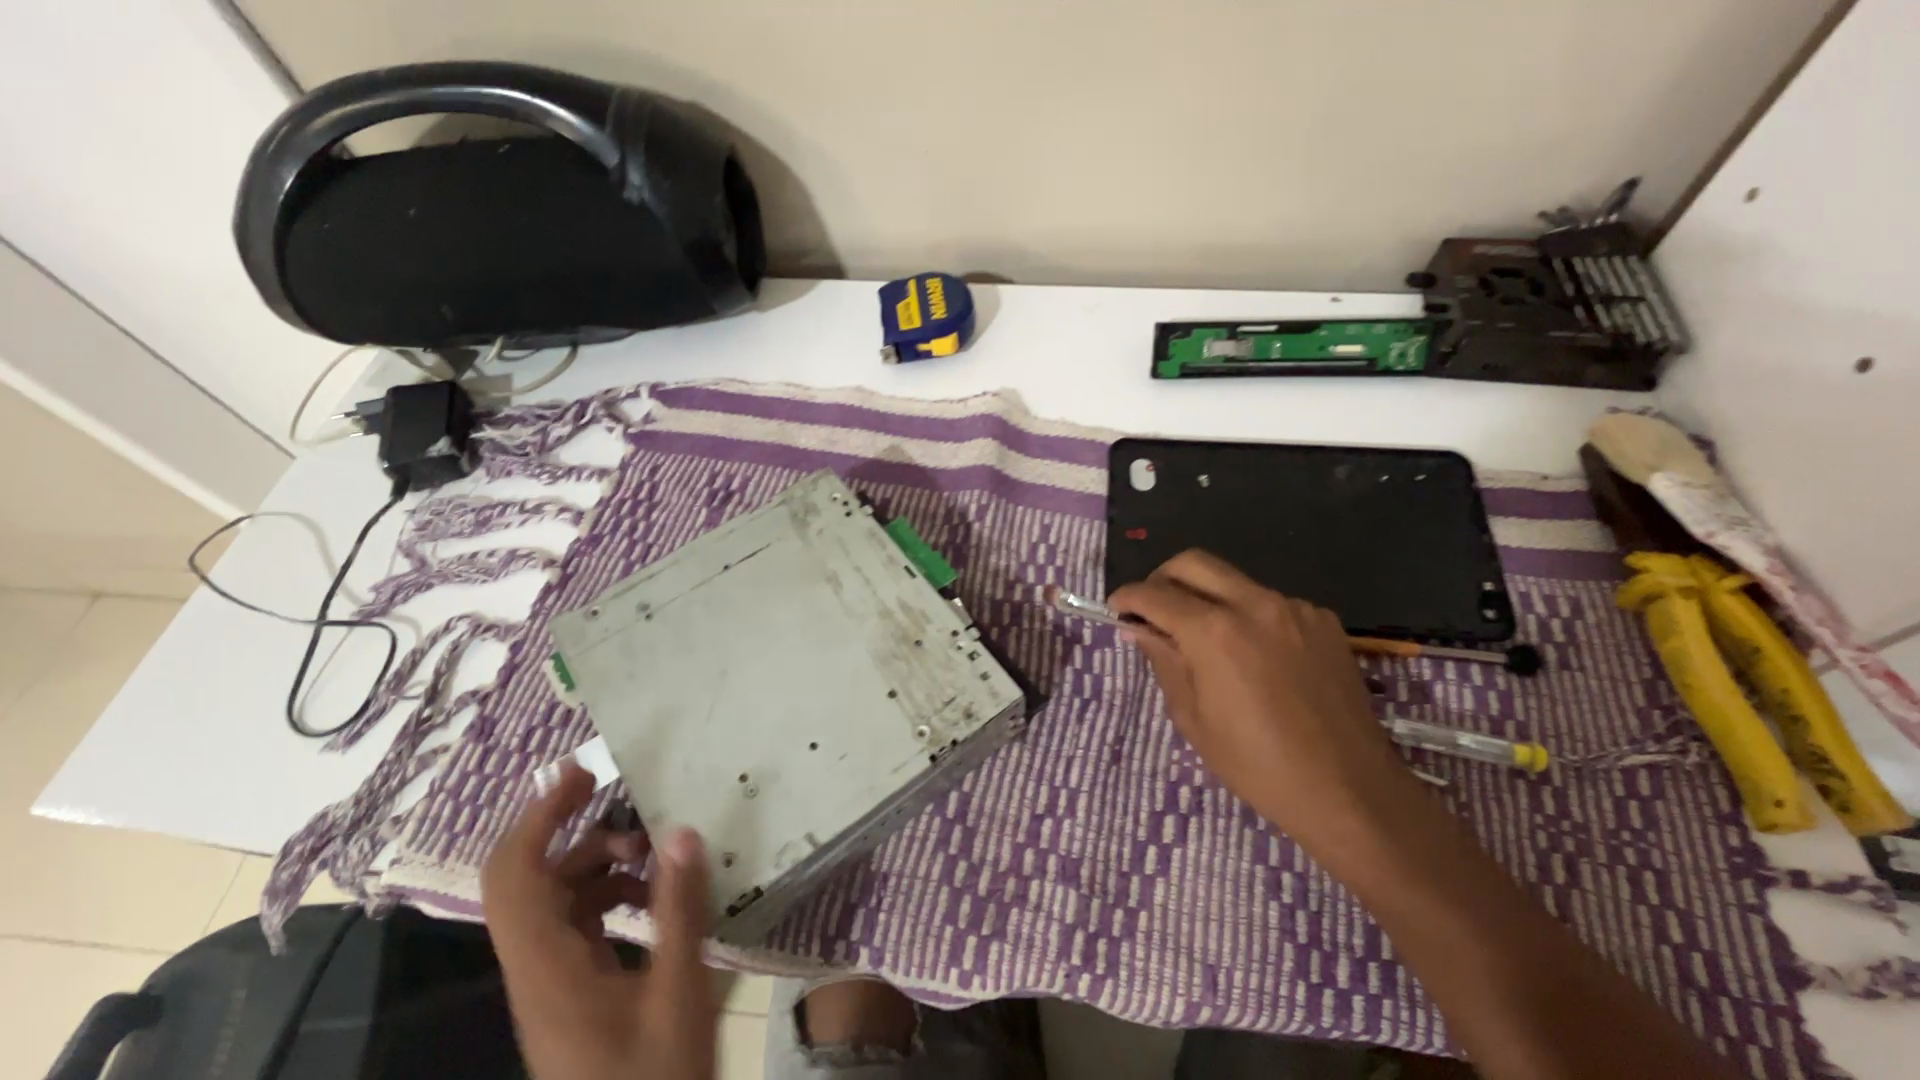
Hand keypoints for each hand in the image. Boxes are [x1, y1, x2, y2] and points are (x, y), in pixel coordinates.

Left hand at [482, 762, 716, 1079]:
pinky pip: (574, 928)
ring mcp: (550, 986)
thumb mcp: (680, 994)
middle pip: (527, 882)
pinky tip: (651, 897)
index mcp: (548, 969)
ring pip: (552, 903)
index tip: (581, 775)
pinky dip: (606, 898)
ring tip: (651, 856)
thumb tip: (681, 832)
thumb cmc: (656, 1078)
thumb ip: (680, 911)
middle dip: (566, 830)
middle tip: (616, 796)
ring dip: (594, 866)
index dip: (538, 818)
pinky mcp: (570, 996)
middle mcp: (535, 972)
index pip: (515, 876)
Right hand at [1107, 549, 1422, 853]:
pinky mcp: (1324, 622)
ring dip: (1209, 598)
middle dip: (1163, 579)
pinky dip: (1250, 617)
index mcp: (1214, 632)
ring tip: (1206, 640)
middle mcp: (1254, 604)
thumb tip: (1139, 630)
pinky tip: (1255, 658)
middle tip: (1153, 609)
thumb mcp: (1194, 720)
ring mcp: (1295, 609)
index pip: (1155, 595)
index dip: (1127, 599)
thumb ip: (1165, 663)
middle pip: (1194, 563)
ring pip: (1236, 582)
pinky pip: (1273, 604)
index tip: (1116, 610)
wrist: (1347, 788)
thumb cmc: (1257, 765)